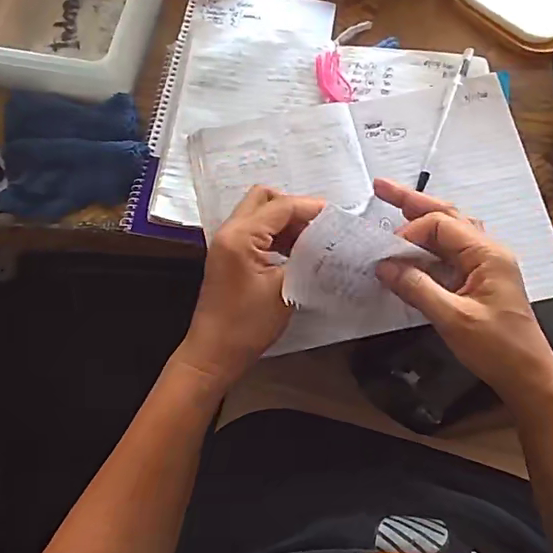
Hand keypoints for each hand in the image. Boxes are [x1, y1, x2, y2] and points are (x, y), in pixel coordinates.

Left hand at [176, 186, 324, 386]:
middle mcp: (229, 231)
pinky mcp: (228, 256)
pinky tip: (295, 252)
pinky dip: (275, 235)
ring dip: (285, 222)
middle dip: (294, 208)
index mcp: (240, 236)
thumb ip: (305, 257)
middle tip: (320, 227)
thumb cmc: (247, 325)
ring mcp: (226, 243)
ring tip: (312, 241)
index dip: (311, 208)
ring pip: (259, 213)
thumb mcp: (284, 288)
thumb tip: (325, 241)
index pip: (281, 206)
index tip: (337, 217)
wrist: (214, 353)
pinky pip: (254, 231)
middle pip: (264, 198)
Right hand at [371, 178, 552, 398]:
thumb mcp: (453, 318)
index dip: (410, 233)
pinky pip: (447, 253)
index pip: (441, 226)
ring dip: (420, 218)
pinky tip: (409, 246)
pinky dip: (425, 246)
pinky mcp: (476, 281)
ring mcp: (483, 265)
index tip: (387, 255)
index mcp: (488, 254)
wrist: (528, 378)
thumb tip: (384, 266)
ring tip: (393, 205)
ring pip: (448, 231)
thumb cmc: (498, 349)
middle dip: (413, 201)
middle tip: (381, 187)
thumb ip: (417, 288)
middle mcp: (487, 252)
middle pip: (446, 216)